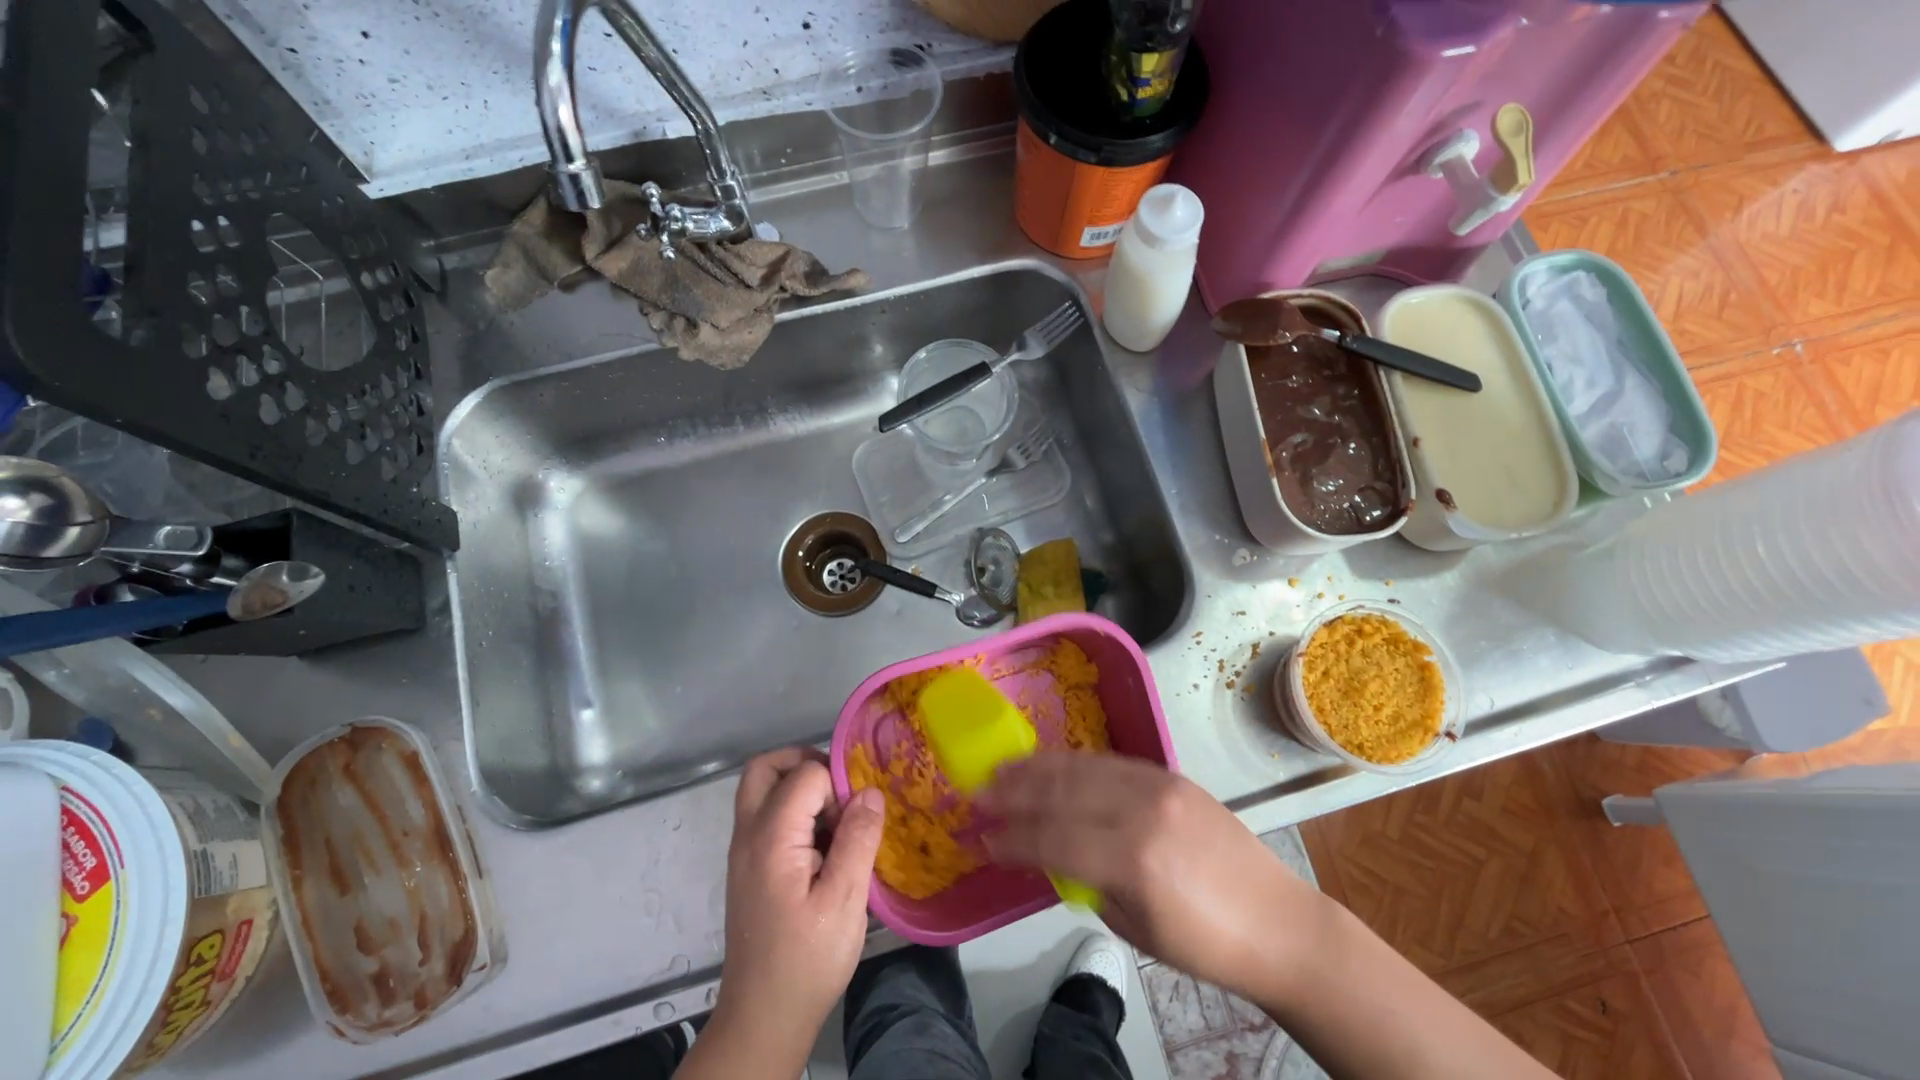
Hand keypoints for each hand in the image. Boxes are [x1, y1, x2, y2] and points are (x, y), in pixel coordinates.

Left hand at [711, 748, 884, 1055]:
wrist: (764, 1016)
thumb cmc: (808, 960)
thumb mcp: (845, 901)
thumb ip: (857, 840)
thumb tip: (870, 791)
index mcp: (770, 838)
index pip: (804, 774)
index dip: (837, 785)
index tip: (859, 818)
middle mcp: (747, 835)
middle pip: (765, 768)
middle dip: (805, 763)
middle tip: (843, 790)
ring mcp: (743, 853)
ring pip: (762, 792)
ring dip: (799, 789)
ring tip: (838, 821)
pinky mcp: (749, 870)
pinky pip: (766, 819)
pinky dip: (793, 813)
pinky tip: (826, 848)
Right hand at [980, 752, 1328, 1002]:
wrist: (1278, 922)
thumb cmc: (1205, 945)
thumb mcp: (1133, 927)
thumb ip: (1087, 883)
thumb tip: (1050, 856)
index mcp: (1132, 860)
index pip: (1051, 837)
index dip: (1010, 838)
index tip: (979, 839)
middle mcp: (1143, 811)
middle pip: (1060, 792)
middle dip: (1012, 794)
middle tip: (976, 796)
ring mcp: (1160, 786)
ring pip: (1082, 767)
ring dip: (1036, 769)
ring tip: (1001, 771)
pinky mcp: (1173, 776)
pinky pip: (1111, 762)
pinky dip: (1074, 763)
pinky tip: (1052, 767)